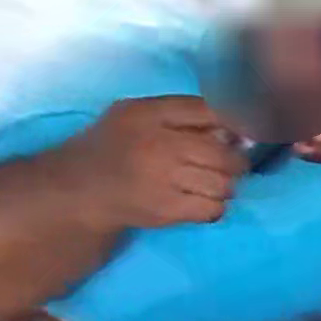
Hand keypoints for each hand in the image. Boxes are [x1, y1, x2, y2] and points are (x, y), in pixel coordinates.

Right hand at [47, 95, 242, 229]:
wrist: (77, 187)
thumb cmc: (121, 149)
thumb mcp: (143, 120)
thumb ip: (190, 119)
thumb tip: (242, 133)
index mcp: (146, 113)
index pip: (208, 111)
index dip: (234, 125)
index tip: (239, 137)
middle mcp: (154, 142)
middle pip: (225, 156)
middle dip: (232, 165)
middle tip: (219, 169)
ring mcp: (159, 176)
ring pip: (225, 185)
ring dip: (221, 189)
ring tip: (200, 186)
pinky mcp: (166, 206)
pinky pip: (215, 209)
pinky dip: (211, 208)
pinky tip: (193, 202)